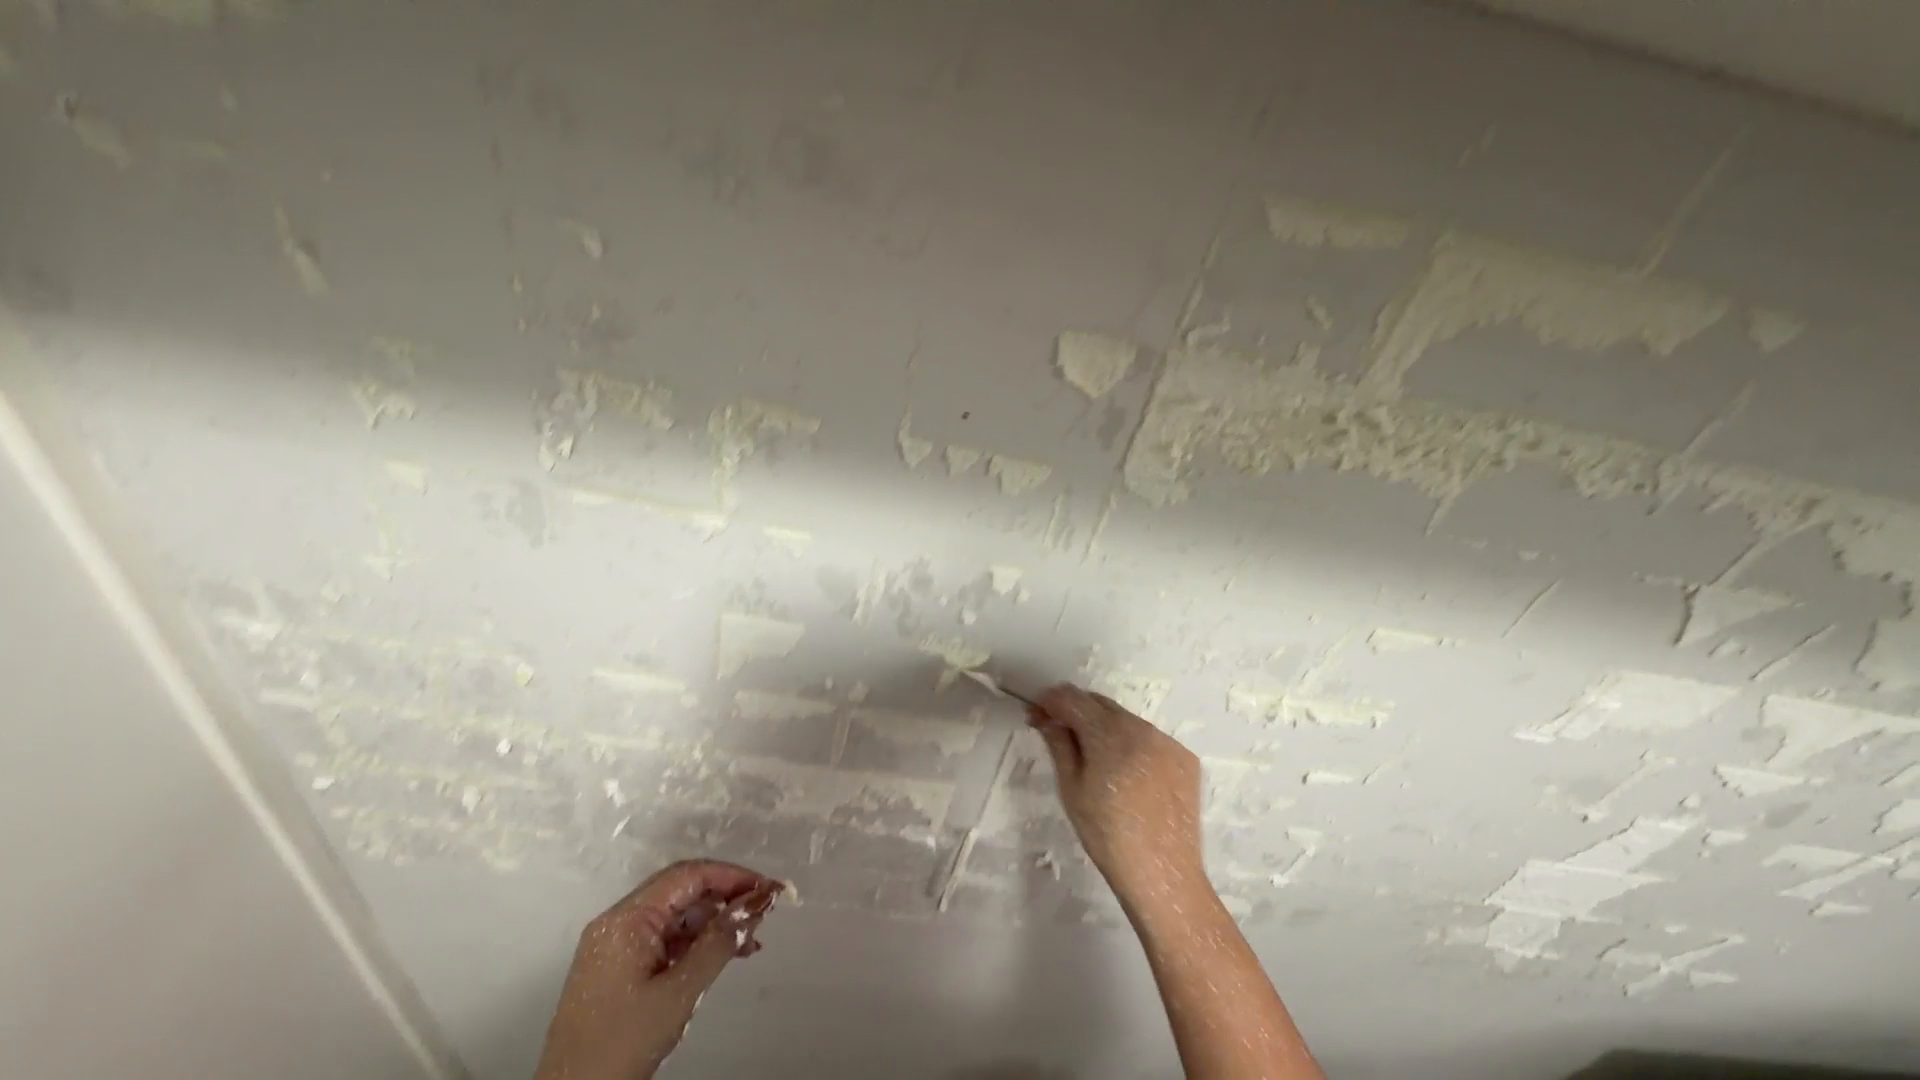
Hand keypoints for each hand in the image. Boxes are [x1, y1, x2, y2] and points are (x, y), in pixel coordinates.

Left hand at [534, 860, 782, 1079]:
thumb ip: (720, 941)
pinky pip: (664, 940)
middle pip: (681, 891)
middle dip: (725, 897)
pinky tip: (721, 958)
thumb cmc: (624, 1040)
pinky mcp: (618, 968)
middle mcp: (618, 922)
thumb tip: (758, 901)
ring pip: (675, 916)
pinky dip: (695, 944)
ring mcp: (616, 945)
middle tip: (764, 913)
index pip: (688, 876)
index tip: (770, 890)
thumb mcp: (680, 991)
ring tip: (750, 942)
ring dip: (713, 923)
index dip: (732, 876)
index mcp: (627, 919)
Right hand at [1027, 684, 1205, 905]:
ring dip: (1104, 727)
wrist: (1162, 874)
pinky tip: (1126, 775)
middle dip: (1076, 711)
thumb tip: (1047, 718)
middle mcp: (1142, 728)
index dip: (1050, 702)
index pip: (1072, 698)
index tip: (1036, 716)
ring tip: (1094, 759)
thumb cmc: (1107, 836)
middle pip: (1100, 704)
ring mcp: (1167, 742)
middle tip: (1057, 732)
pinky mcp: (1185, 758)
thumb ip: (1059, 745)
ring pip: (1126, 720)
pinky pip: (1150, 740)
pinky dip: (1131, 746)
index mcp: (1110, 734)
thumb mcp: (1071, 790)